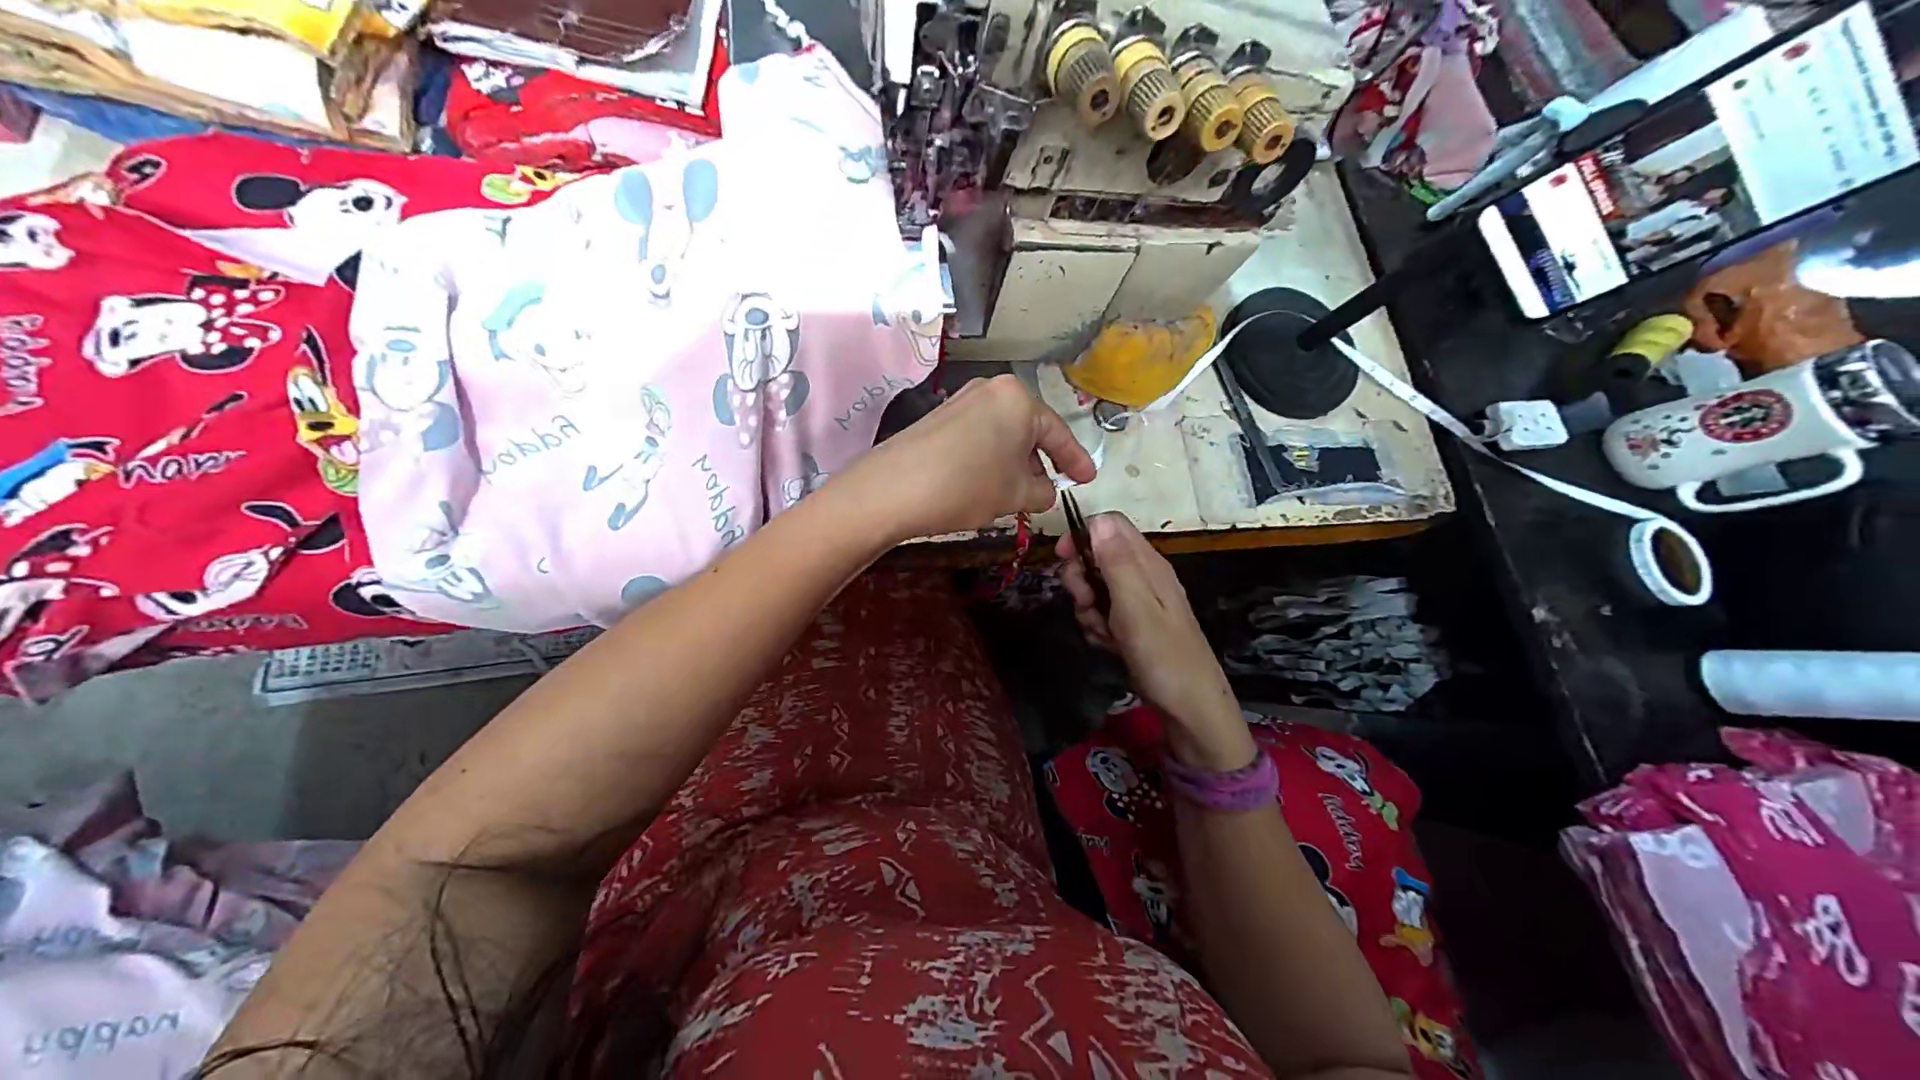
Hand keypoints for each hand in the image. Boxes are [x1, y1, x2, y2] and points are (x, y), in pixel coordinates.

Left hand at [837, 375, 1096, 541]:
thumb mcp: (1015, 494)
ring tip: (1014, 495)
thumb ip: (1043, 490)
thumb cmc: (966, 486)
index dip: (1076, 461)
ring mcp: (961, 400)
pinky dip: (990, 459)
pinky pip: (979, 436)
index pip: (1058, 433)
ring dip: (1014, 463)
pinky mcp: (939, 417)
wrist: (891, 489)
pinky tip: (985, 485)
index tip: (1087, 481)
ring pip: (1003, 434)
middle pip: (1028, 429)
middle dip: (1040, 462)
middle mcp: (990, 389)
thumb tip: (1045, 489)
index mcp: (1018, 399)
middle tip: (1048, 492)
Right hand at [1057, 513, 1256, 770]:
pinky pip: (1102, 613)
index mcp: (1148, 564)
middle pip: (1098, 555)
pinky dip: (1096, 626)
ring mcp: (1139, 602)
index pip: (1110, 525)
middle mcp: (1144, 576)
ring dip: (1087, 607)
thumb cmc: (1163, 655)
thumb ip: (1117, 562)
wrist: (1190, 709)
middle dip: (1080, 577)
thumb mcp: (1136, 606)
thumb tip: (1098, 518)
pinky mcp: (1133, 626)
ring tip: (1100, 631)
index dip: (1082, 535)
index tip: (1062, 558)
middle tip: (1085, 603)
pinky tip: (1105, 644)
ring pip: (1096, 587)